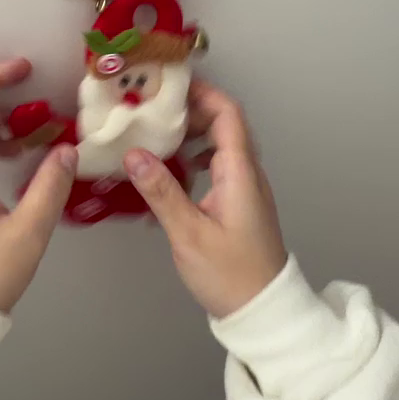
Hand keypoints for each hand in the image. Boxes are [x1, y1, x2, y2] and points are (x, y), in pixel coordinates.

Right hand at [125, 81, 288, 317]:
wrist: (265, 313)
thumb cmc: (231, 275)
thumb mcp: (189, 234)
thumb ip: (162, 191)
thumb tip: (133, 153)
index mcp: (239, 172)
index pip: (228, 114)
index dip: (202, 92)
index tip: (169, 85)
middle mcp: (247, 172)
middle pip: (224, 122)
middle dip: (190, 108)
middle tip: (153, 107)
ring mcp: (246, 187)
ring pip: (221, 143)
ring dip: (192, 131)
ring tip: (157, 132)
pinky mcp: (240, 202)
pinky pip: (219, 163)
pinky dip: (196, 155)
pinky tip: (172, 169)